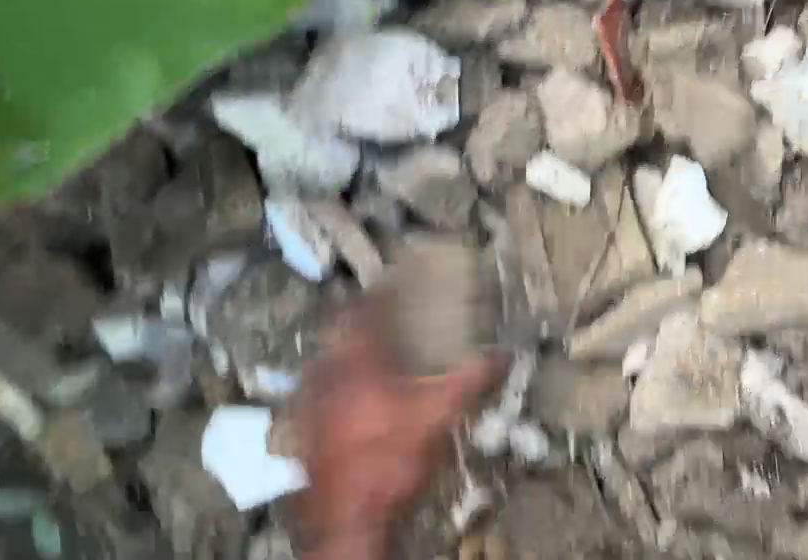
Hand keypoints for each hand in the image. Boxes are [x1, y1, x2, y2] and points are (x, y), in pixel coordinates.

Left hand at [295, 306, 500, 556]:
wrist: (351, 522)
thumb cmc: (393, 458)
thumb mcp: (442, 411)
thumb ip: (472, 377)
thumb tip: (504, 352)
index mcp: (358, 368)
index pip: (356, 318)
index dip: (367, 298)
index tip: (379, 285)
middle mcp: (327, 385)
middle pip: (331, 344)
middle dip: (348, 330)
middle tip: (368, 321)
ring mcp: (309, 417)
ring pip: (317, 375)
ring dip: (334, 362)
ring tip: (354, 359)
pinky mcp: (303, 445)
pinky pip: (311, 406)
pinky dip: (326, 395)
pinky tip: (342, 408)